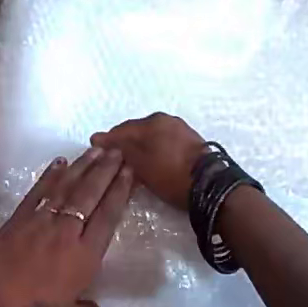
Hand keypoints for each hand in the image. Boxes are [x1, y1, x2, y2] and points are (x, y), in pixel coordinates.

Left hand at [0, 147, 134, 306]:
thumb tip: (93, 306)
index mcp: (85, 257)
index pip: (108, 216)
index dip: (120, 191)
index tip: (130, 171)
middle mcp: (66, 234)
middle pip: (90, 194)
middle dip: (105, 170)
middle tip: (118, 152)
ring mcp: (39, 224)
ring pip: (66, 188)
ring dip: (82, 166)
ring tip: (96, 149)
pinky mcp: (15, 222)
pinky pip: (37, 193)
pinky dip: (49, 176)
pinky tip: (60, 162)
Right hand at [90, 113, 208, 210]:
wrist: (211, 186)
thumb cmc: (170, 175)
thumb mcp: (139, 164)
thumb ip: (119, 149)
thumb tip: (97, 138)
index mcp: (152, 122)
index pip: (121, 129)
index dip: (107, 141)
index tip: (96, 152)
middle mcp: (166, 120)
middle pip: (137, 131)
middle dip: (125, 144)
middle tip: (114, 161)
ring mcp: (181, 130)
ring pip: (152, 137)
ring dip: (141, 148)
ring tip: (133, 165)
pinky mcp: (192, 142)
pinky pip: (165, 142)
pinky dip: (155, 151)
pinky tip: (152, 163)